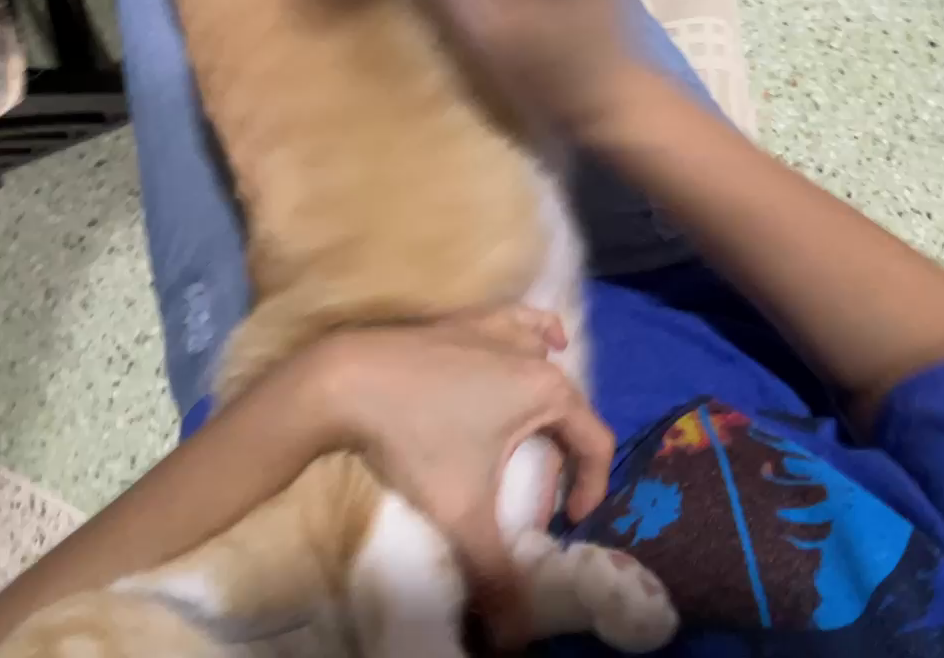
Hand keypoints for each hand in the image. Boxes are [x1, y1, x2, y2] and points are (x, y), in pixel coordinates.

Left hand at [304, 307, 614, 642]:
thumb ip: (496, 575)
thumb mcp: (462, 510)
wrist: (349, 379)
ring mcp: (500, 327)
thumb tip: (513, 642)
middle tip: (538, 490)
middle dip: (563, 455)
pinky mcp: (470, 318)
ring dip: (553, 399)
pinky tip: (540, 341)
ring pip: (548, 361)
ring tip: (539, 430)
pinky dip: (537, 334)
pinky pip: (521, 322)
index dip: (591, 488)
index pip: (595, 442)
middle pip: (570, 409)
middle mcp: (534, 352)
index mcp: (547, 391)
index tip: (565, 521)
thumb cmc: (416, 437)